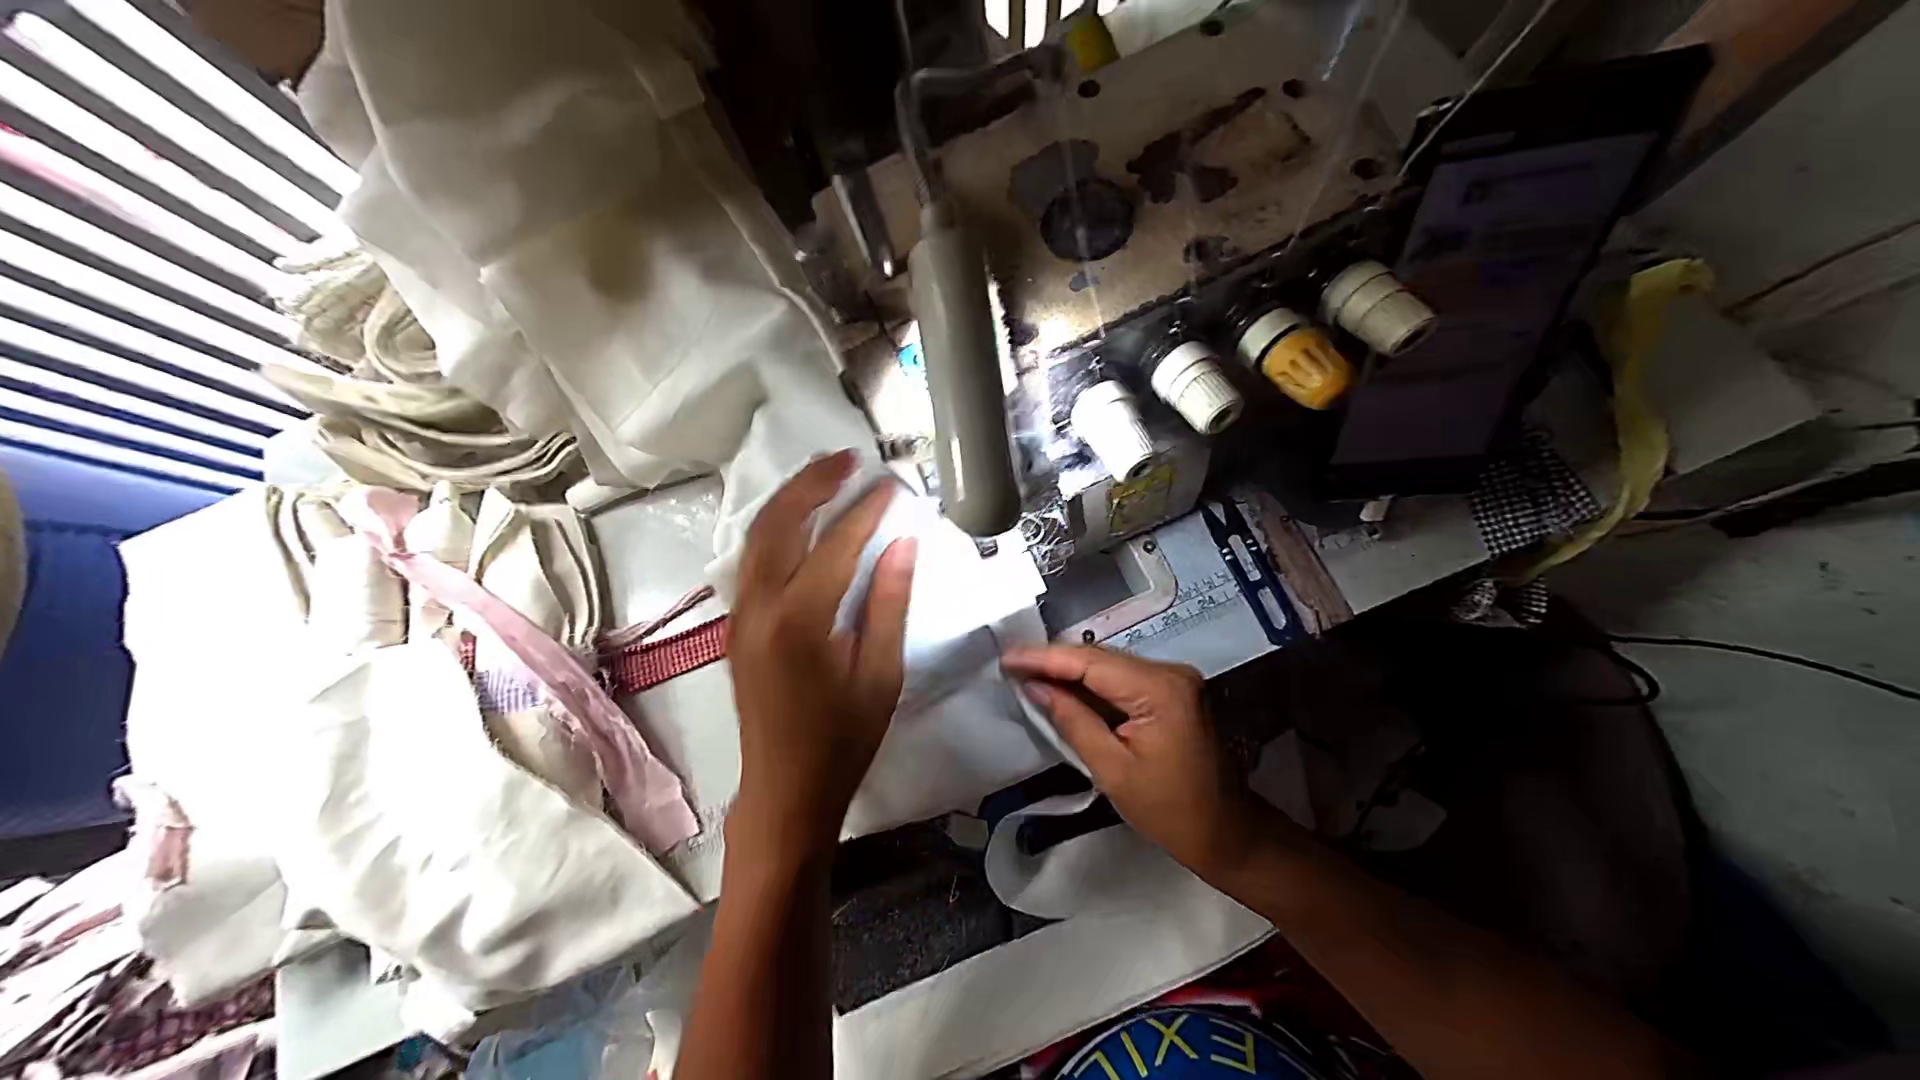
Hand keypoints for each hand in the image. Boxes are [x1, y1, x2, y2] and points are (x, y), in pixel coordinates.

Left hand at [727, 451, 916, 861]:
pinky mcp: (736, 624)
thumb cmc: (843, 740)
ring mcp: (740, 614)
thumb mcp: (881, 675)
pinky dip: (776, 527)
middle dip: (813, 484)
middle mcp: (759, 607)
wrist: (784, 788)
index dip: (868, 511)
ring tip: (825, 475)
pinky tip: (800, 520)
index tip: (893, 485)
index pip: (837, 546)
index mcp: (800, 622)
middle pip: (779, 524)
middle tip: (848, 459)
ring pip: (757, 536)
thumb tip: (903, 543)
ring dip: (790, 500)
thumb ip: (889, 603)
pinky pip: (752, 560)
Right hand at [1001, 645, 1263, 879]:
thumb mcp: (1112, 770)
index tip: (1007, 658)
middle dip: (1053, 661)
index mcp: (1160, 690)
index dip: (1044, 658)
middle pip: (1100, 657)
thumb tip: (1035, 687)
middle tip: (1011, 666)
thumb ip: (1072, 721)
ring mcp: (1174, 678)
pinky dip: (1091, 683)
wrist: (1226, 831)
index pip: (1090, 662)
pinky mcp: (1172, 689)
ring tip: (1027, 674)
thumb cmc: (1170, 811)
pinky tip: (1062, 686)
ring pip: (1109, 664)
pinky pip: (1122, 677)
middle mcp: (1171, 672)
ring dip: (1069, 670)